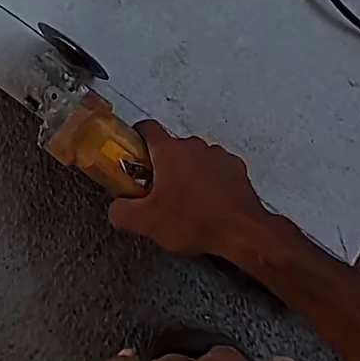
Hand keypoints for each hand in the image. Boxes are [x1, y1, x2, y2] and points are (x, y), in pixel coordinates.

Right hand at [109, 120, 278, 258]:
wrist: (242, 232)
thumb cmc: (197, 221)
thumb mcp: (147, 222)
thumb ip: (121, 212)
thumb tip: (116, 208)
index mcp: (169, 151)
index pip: (147, 127)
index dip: (136, 137)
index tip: (132, 152)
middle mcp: (194, 146)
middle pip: (170, 147)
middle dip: (162, 165)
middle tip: (157, 191)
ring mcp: (217, 155)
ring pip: (193, 158)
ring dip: (187, 173)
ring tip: (185, 202)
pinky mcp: (235, 168)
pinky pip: (215, 169)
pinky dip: (208, 181)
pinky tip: (207, 204)